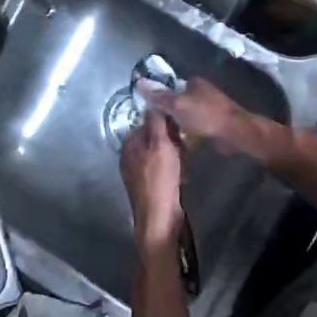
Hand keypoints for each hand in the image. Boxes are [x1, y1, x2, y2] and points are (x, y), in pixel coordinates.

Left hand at [121, 110, 183, 245]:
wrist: (159, 216)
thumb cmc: (160, 177)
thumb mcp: (160, 144)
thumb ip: (156, 122)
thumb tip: (152, 100)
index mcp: (129, 144)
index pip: (147, 121)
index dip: (165, 120)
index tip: (181, 123)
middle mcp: (129, 156)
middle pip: (153, 137)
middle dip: (171, 137)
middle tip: (186, 141)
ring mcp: (137, 172)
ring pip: (159, 153)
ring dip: (174, 152)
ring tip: (187, 156)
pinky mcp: (148, 185)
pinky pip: (162, 167)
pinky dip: (172, 166)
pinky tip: (182, 172)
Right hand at [141, 79, 275, 161]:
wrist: (234, 133)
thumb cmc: (205, 115)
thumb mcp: (177, 104)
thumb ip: (159, 96)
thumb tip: (139, 83)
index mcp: (194, 83)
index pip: (170, 86)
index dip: (158, 97)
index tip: (147, 110)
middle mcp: (201, 93)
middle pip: (176, 102)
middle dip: (166, 113)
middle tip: (152, 126)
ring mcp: (208, 109)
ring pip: (184, 116)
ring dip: (175, 125)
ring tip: (160, 136)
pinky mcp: (212, 124)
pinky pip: (193, 127)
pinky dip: (186, 133)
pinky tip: (176, 142)